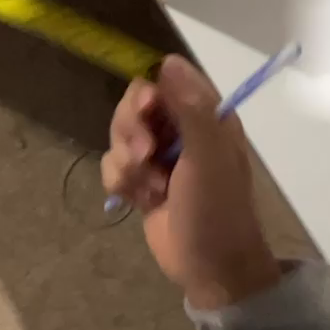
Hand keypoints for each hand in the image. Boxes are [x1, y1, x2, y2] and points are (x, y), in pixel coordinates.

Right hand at [102, 56, 279, 309]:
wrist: (211, 268)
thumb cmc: (216, 209)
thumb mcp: (208, 156)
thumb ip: (190, 107)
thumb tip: (167, 60)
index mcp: (205, 117)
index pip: (166, 82)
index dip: (148, 93)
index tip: (144, 109)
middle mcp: (180, 131)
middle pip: (134, 107)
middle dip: (130, 132)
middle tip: (144, 156)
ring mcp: (158, 157)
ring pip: (119, 137)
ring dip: (126, 163)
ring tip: (148, 187)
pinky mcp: (141, 182)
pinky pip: (114, 166)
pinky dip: (121, 182)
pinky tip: (140, 200)